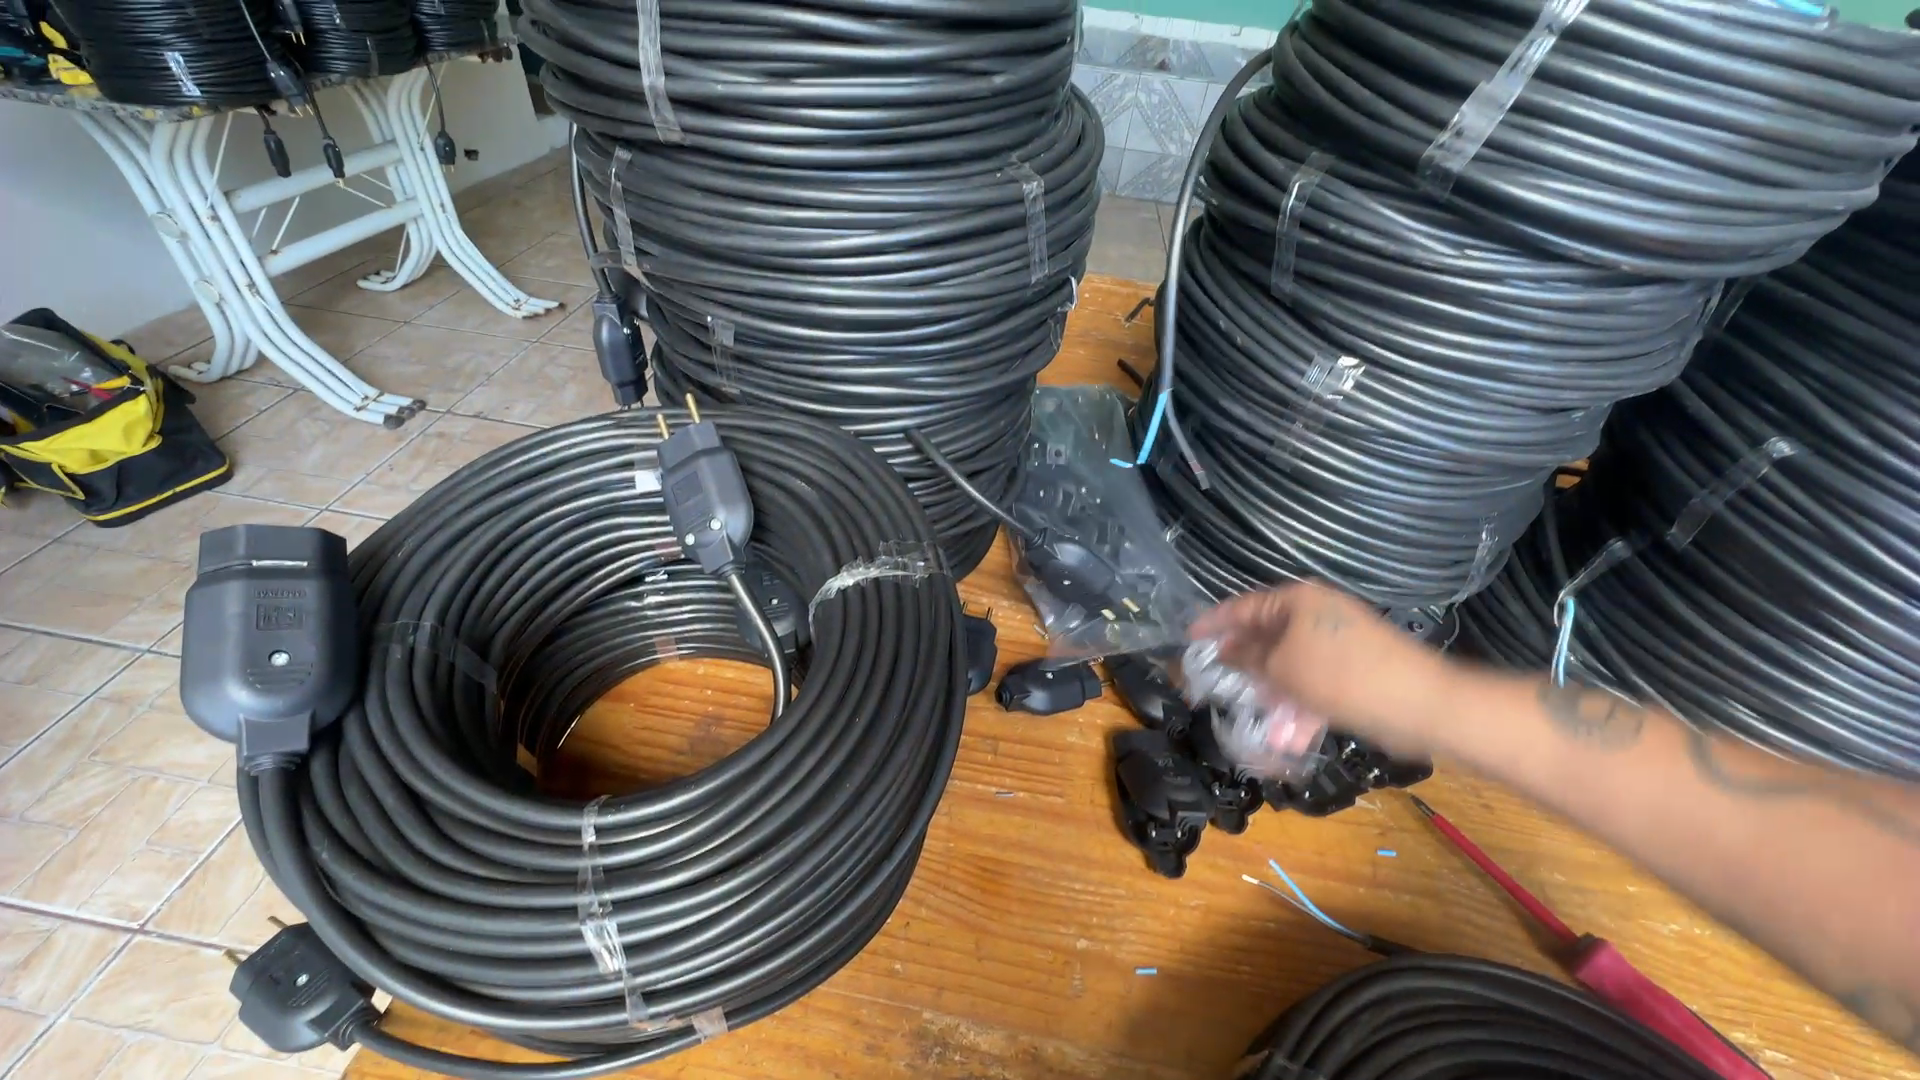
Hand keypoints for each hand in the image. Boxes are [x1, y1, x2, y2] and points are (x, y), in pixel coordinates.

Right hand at [1189, 583, 1452, 757]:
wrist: (1422, 705)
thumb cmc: (1341, 678)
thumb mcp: (1282, 669)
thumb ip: (1247, 658)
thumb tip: (1227, 649)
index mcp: (1297, 600)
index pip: (1242, 607)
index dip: (1213, 624)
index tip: (1188, 640)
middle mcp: (1316, 614)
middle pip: (1266, 637)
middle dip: (1244, 666)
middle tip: (1216, 684)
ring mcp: (1337, 641)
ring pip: (1289, 665)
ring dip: (1273, 694)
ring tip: (1257, 721)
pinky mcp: (1354, 669)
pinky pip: (1313, 682)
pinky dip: (1301, 705)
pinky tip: (1290, 737)